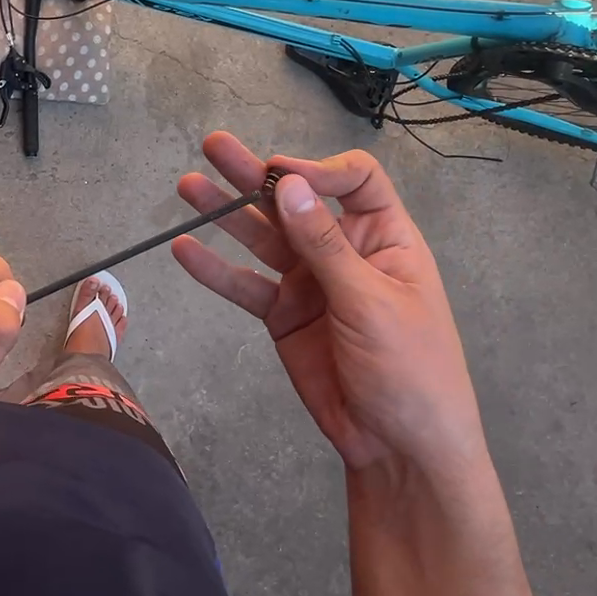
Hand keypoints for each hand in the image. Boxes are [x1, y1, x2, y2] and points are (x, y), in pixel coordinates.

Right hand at [172, 132, 486, 473]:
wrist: (397, 448)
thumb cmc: (411, 370)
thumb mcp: (371, 302)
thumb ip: (323, 243)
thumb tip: (287, 182)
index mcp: (384, 239)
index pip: (353, 181)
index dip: (317, 170)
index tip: (278, 175)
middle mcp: (343, 251)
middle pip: (294, 201)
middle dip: (254, 174)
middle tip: (214, 146)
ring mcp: (309, 282)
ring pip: (260, 237)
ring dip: (225, 213)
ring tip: (188, 185)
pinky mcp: (282, 314)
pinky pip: (244, 284)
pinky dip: (214, 270)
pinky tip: (185, 250)